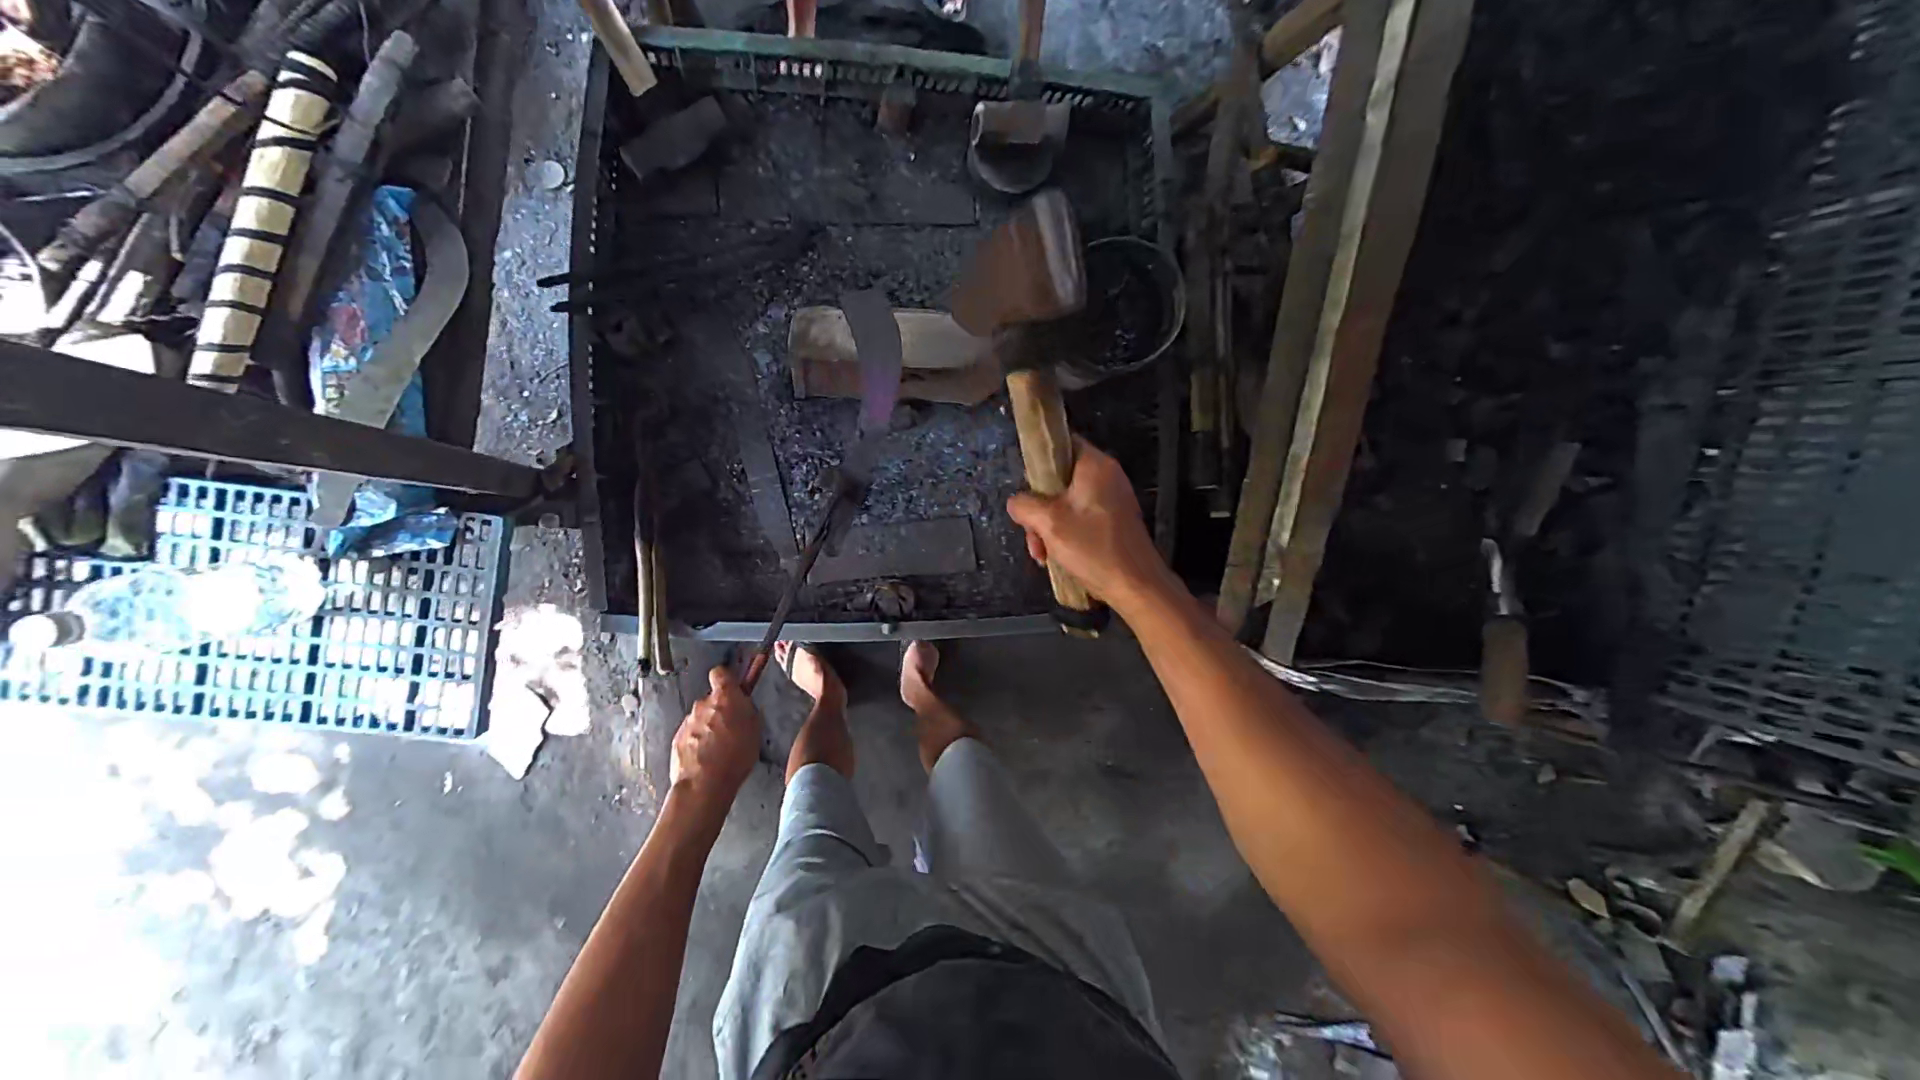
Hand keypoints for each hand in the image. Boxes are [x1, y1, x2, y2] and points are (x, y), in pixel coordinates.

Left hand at [670, 666, 759, 808]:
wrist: (704, 783)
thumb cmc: (734, 756)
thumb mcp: (755, 729)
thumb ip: (747, 710)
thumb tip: (743, 704)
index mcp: (725, 697)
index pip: (721, 672)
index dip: (727, 679)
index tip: (733, 687)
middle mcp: (703, 704)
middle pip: (711, 700)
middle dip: (720, 710)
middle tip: (732, 727)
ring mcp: (688, 722)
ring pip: (701, 718)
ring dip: (709, 728)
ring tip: (720, 748)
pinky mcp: (677, 739)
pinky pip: (691, 735)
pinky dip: (698, 742)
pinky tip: (707, 758)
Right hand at [1006, 438, 1176, 610]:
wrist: (1136, 586)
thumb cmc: (1093, 548)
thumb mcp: (1048, 524)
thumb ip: (1024, 505)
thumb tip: (1016, 503)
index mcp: (1095, 465)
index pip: (1061, 443)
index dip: (1038, 461)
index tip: (1024, 486)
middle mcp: (1106, 476)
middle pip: (1059, 478)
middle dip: (1039, 507)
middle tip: (1032, 533)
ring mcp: (1112, 499)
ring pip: (1066, 502)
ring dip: (1048, 526)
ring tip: (1042, 553)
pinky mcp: (1113, 520)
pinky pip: (1080, 517)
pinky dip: (1065, 533)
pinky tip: (1056, 557)